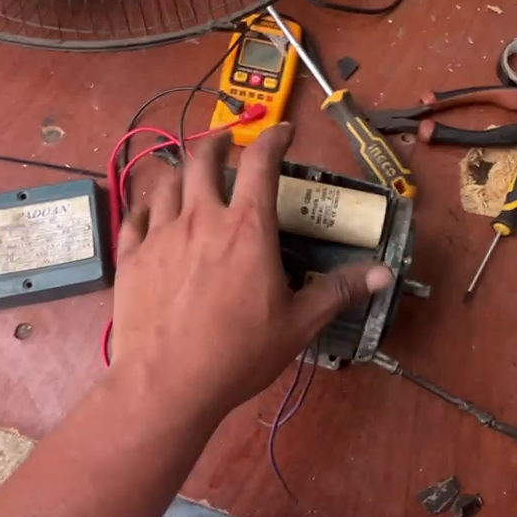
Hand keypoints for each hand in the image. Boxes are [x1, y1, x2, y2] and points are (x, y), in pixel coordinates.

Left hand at [109, 124, 389, 420]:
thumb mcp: (299, 324)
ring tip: (189, 176)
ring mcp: (161, 235)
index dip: (274, 138)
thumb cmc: (239, 353)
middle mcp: (201, 219)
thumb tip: (384, 273)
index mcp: (247, 228)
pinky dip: (147, 207)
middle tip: (227, 142)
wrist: (166, 384)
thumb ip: (338, 291)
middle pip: (203, 158)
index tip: (283, 132)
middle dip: (218, 142)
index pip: (261, 162)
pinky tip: (151, 214)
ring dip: (181, 171)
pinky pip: (136, 217)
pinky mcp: (131, 258)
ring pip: (166, 182)